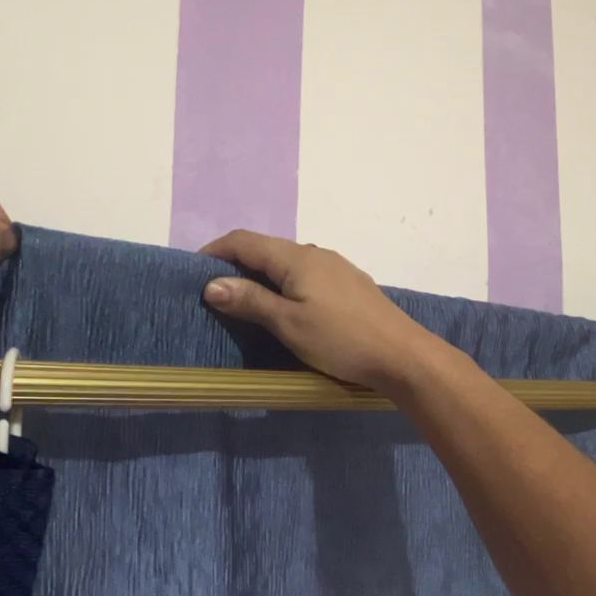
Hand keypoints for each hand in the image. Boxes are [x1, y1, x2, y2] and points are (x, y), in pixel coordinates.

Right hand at [199, 230, 451, 393]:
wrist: (402, 355)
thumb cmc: (341, 339)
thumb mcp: (288, 323)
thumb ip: (250, 301)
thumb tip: (212, 283)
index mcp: (297, 257)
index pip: (245, 240)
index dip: (215, 250)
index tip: (193, 271)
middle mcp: (316, 254)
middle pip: (266, 249)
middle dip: (237, 263)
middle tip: (214, 291)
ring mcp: (336, 268)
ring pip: (287, 263)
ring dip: (261, 275)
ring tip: (244, 301)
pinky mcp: (349, 285)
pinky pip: (305, 275)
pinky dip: (284, 284)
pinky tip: (284, 307)